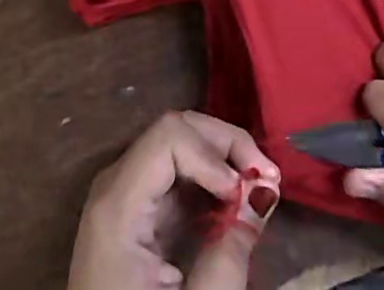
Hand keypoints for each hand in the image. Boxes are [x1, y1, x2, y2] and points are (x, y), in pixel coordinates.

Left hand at [67, 111, 281, 289]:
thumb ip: (229, 254)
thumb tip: (265, 193)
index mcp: (117, 205)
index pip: (168, 137)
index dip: (213, 153)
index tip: (244, 191)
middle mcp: (115, 184)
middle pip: (175, 130)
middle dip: (226, 144)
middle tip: (268, 177)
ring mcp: (123, 193)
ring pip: (178, 143)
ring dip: (223, 156)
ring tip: (259, 185)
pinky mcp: (136, 208)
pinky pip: (176, 170)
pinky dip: (211, 175)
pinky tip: (235, 199)